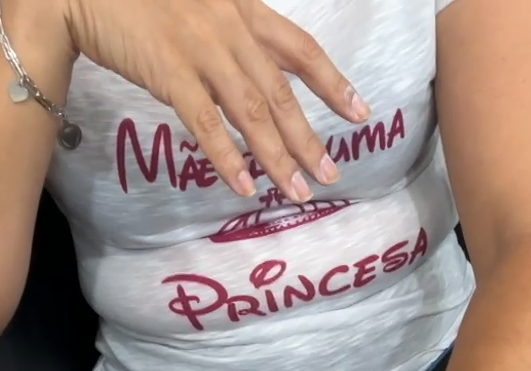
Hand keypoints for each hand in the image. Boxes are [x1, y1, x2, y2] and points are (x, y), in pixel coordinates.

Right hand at [45, 0, 367, 201]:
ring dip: (277, 158)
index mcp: (242, 8)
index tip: (360, 112)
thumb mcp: (198, 5)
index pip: (300, 49)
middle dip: (309, 139)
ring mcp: (202, 51)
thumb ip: (229, 32)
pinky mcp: (171, 74)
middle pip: (282, 93)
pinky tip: (244, 185)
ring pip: (253, 113)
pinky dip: (226, 157)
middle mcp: (230, 29)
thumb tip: (254, 70)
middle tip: (331, 175)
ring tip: (297, 192)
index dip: (332, 83)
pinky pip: (206, 124)